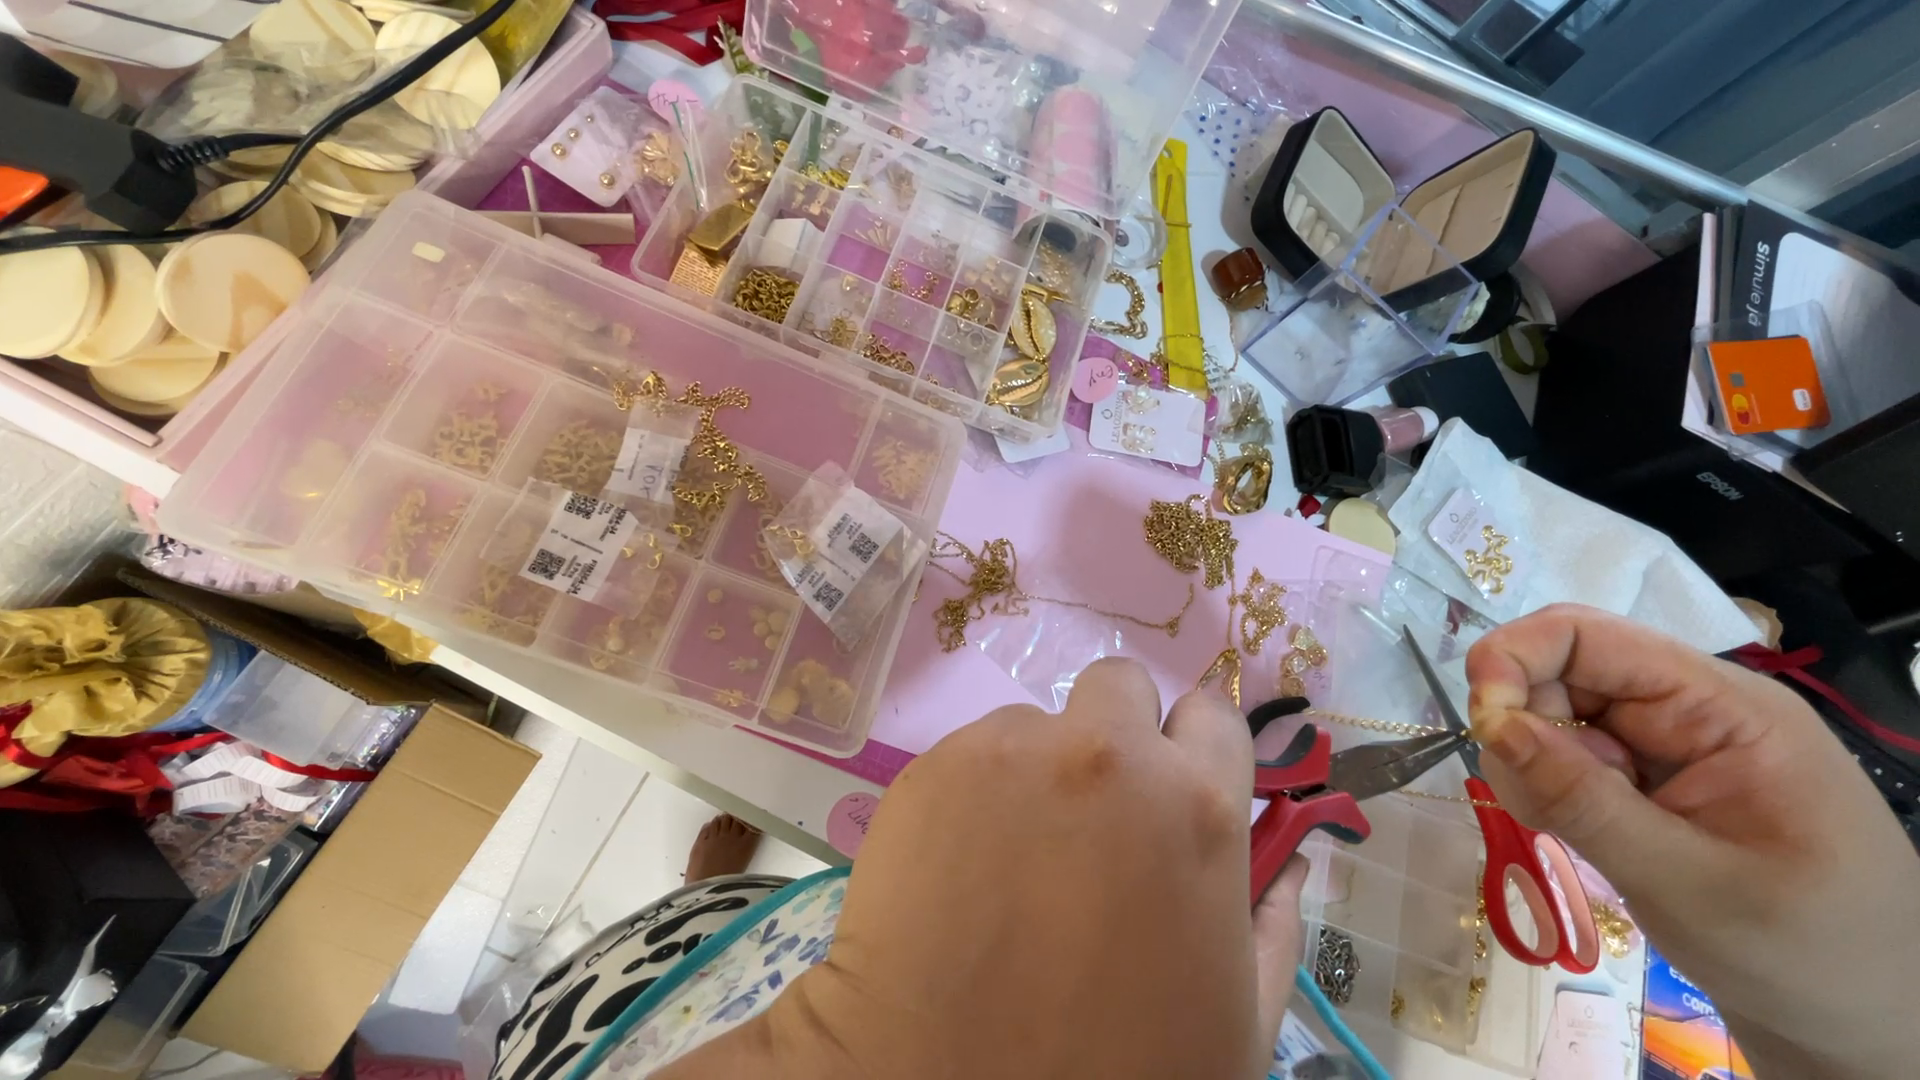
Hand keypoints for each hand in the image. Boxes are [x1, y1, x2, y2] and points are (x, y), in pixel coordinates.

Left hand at [661, 658, 1308, 1078]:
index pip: (1209, 712)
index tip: (1172, 775)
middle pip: (1119, 684)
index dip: (1192, 743)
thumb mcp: (1235, 1020)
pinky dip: (977, 790)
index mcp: (1195, 804)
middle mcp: (1105, 752)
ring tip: (1015, 853)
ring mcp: (1011, 750)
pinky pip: (973, 752)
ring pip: (1038, 724)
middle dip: (1116, 729)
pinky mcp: (935, 764)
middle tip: (1092, 805)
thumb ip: (1272, 923)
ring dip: (1040, 768)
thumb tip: (1285, 857)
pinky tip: (962, 861)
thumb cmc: (1115, 1066)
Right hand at [1465, 604, 1919, 1079]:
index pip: (1585, 635)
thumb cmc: (1805, 954)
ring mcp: (1663, 739)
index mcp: (1721, 706)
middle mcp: (1687, 705)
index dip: (1514, 660)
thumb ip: (1585, 801)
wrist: (1864, 1021)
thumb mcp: (1690, 883)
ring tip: (1559, 829)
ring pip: (1549, 711)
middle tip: (1528, 799)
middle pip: (1558, 669)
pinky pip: (1561, 751)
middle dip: (1518, 722)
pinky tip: (1564, 829)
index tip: (1483, 727)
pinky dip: (1538, 783)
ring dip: (1527, 762)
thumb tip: (1491, 726)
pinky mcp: (1641, 772)